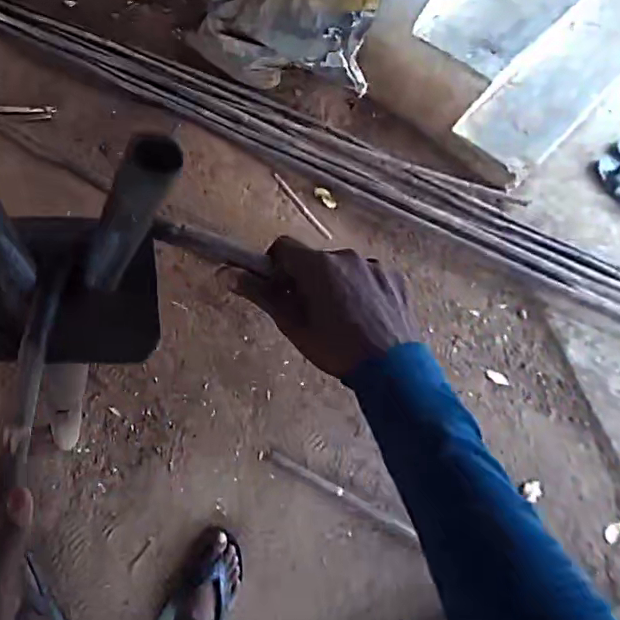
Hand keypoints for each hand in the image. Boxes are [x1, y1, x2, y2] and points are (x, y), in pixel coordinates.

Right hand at [228, 235, 419, 377]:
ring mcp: (374, 266)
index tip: (280, 290)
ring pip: (341, 267)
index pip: (282, 247)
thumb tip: (224, 273)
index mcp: (316, 264)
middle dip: (305, 277)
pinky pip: (368, 275)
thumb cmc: (335, 347)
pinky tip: (364, 315)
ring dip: (334, 282)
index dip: (275, 266)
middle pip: (313, 259)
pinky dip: (360, 288)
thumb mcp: (290, 323)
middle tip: (308, 310)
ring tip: (340, 316)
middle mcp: (345, 256)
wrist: (395, 372)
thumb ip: (259, 293)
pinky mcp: (396, 279)